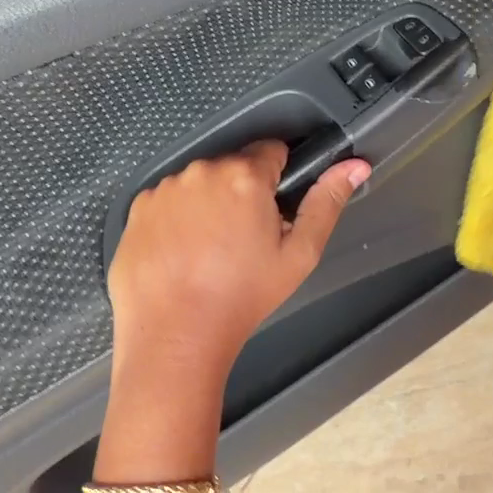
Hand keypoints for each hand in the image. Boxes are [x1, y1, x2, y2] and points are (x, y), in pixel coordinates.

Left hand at [108, 143, 370, 370]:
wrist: (173, 341)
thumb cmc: (242, 298)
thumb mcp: (299, 254)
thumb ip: (327, 202)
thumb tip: (355, 166)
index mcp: (245, 176)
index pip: (272, 151)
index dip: (278, 180)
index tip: (271, 211)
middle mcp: (203, 171)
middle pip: (234, 166)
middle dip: (242, 192)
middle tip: (244, 238)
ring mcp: (165, 189)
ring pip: (200, 183)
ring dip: (209, 202)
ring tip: (210, 249)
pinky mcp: (137, 209)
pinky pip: (167, 201)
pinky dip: (177, 218)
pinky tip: (182, 253)